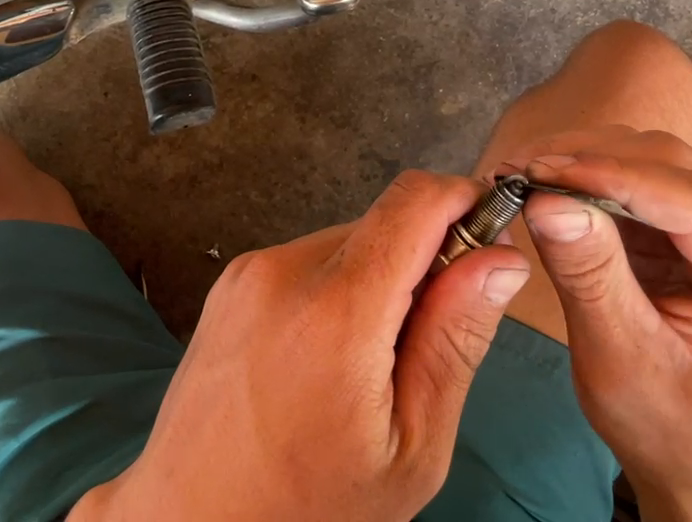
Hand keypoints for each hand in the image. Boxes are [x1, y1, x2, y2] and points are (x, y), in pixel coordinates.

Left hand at [71, 171, 529, 521]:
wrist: (191, 517)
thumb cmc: (305, 505)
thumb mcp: (411, 447)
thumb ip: (457, 340)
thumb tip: (501, 260)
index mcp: (336, 313)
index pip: (415, 200)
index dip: (462, 202)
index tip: (485, 239)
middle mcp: (285, 271)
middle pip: (385, 221)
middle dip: (423, 261)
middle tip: (425, 339)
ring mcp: (251, 270)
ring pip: (349, 240)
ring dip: (379, 278)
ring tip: (366, 361)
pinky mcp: (234, 278)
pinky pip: (310, 258)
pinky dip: (337, 288)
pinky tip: (326, 353)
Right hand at [511, 133, 691, 521]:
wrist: (682, 453)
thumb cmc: (663, 424)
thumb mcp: (620, 360)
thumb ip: (589, 276)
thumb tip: (545, 199)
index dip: (616, 177)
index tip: (540, 171)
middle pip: (678, 170)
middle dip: (592, 159)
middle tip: (516, 170)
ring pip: (657, 160)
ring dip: (585, 157)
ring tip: (522, 172)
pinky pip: (643, 175)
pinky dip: (590, 172)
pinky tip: (547, 180)